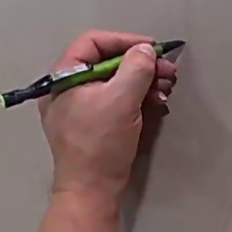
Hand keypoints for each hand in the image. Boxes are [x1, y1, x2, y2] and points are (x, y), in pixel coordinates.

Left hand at [39, 30, 179, 200]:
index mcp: (63, 77)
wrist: (91, 191)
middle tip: (167, 70)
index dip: (125, 41)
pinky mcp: (93, 123)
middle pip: (107, 62)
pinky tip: (157, 101)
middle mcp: (67, 88)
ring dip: (143, 81)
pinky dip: (136, 98)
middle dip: (140, 64)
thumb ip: (136, 68)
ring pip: (114, 81)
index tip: (152, 49)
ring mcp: (79, 107)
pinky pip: (115, 100)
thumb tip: (145, 50)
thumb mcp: (122, 100)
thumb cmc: (100, 143)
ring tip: (167, 87)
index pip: (93, 43)